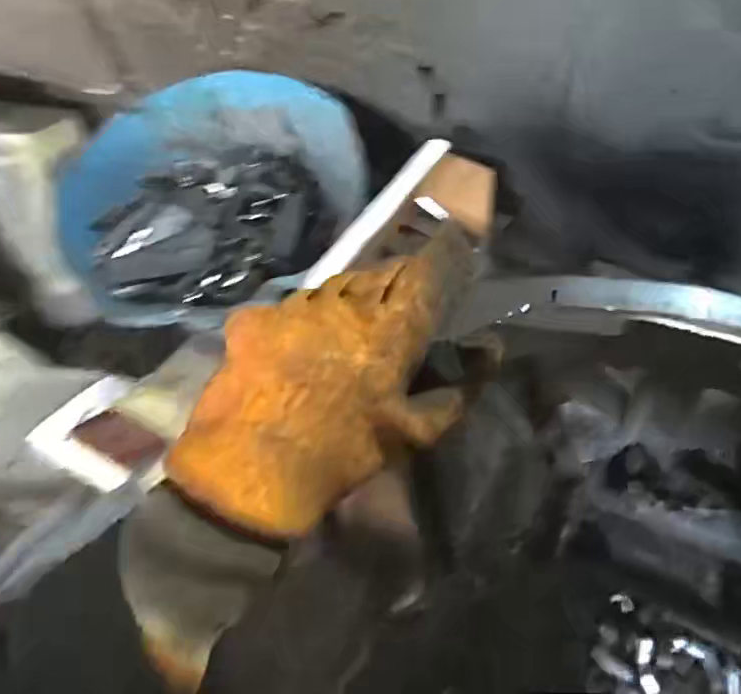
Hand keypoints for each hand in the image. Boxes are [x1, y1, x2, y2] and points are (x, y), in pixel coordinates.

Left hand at [165, 224, 474, 537]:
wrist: (248, 478)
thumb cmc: (344, 452)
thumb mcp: (417, 431)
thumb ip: (461, 389)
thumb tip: (493, 349)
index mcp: (392, 328)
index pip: (422, 274)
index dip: (436, 263)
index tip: (444, 263)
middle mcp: (348, 306)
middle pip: (379, 272)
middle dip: (394, 279)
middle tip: (396, 300)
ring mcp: (297, 309)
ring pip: (334, 283)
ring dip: (349, 293)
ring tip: (349, 315)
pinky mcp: (255, 321)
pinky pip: (288, 302)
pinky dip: (301, 313)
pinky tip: (298, 335)